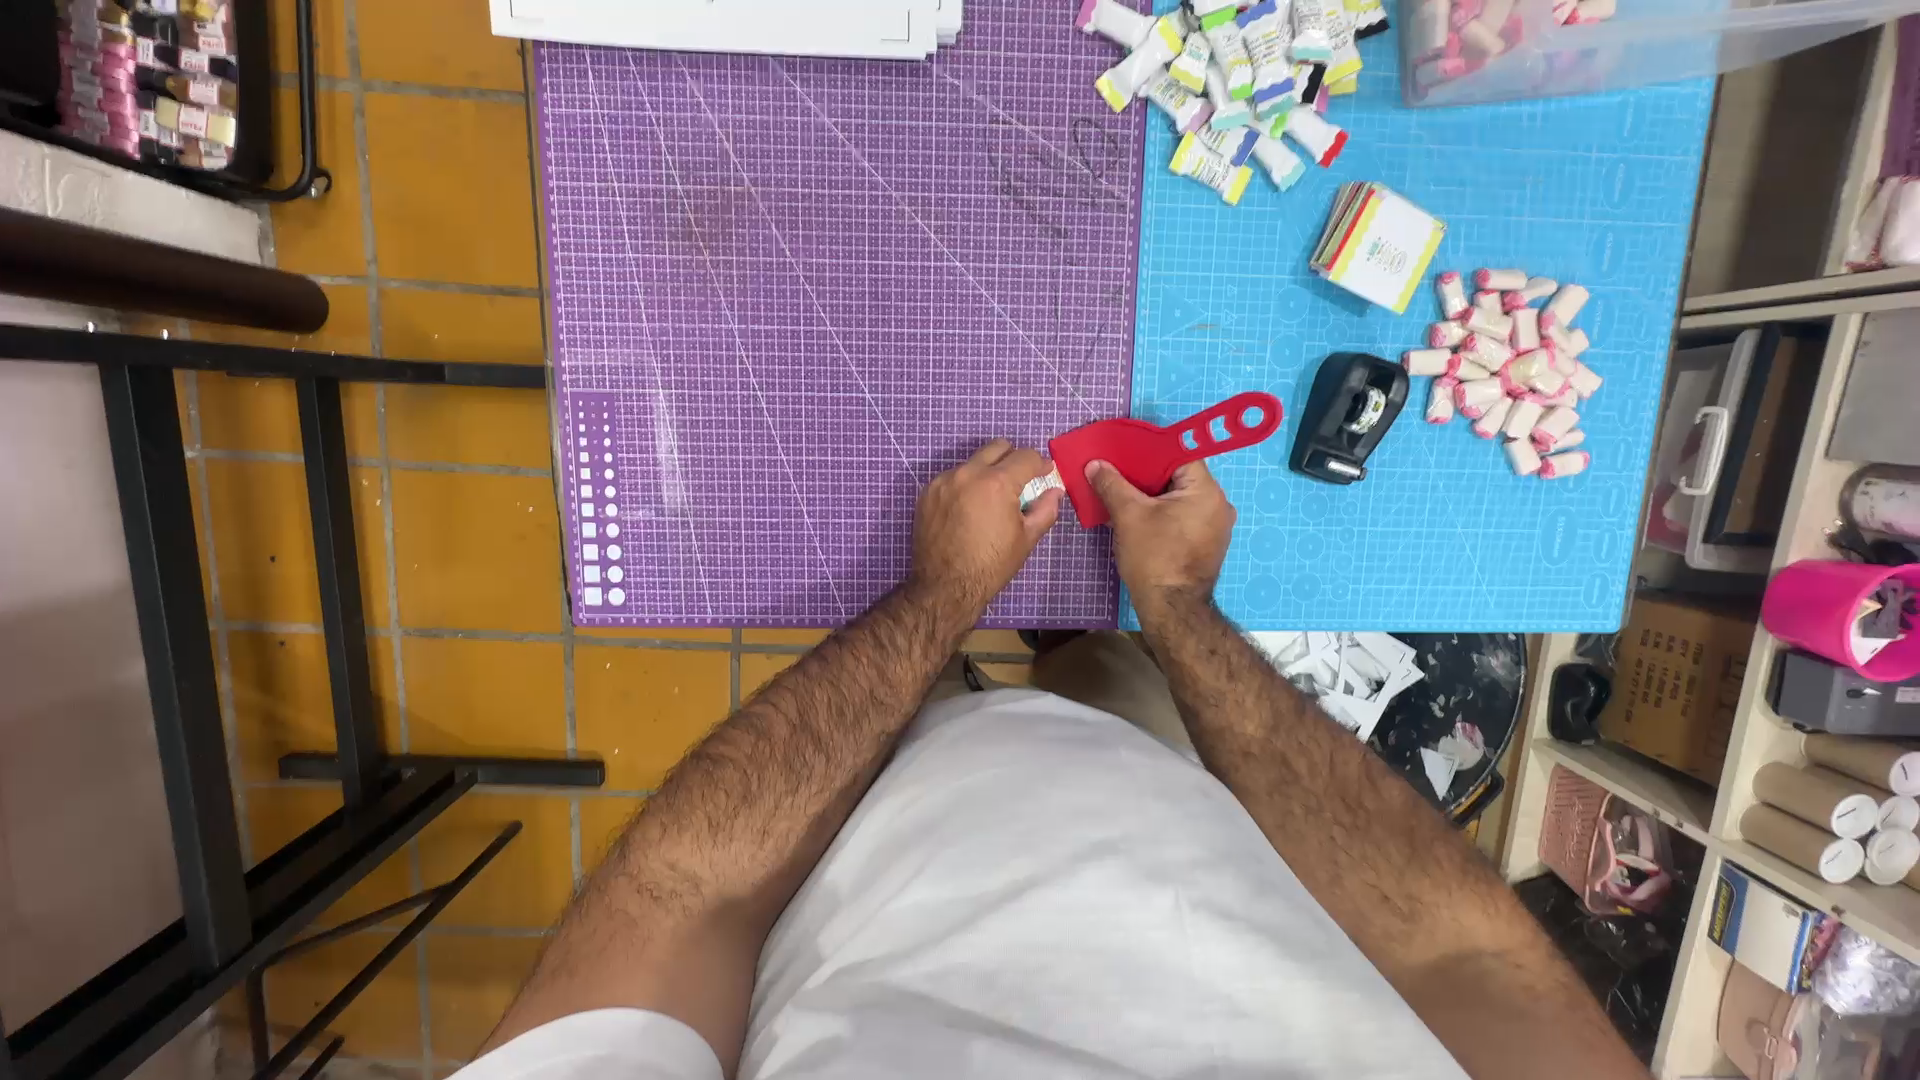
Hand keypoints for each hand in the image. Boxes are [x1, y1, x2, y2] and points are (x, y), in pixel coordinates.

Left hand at [907, 439, 1062, 623]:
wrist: (945, 586)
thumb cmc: (991, 565)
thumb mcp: (1026, 539)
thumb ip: (1045, 509)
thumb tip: (1054, 491)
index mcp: (997, 483)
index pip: (1026, 456)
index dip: (1040, 464)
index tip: (1044, 474)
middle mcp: (968, 473)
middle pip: (997, 447)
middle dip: (1013, 459)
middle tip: (1019, 480)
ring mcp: (944, 481)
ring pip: (973, 462)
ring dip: (987, 472)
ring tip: (990, 499)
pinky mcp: (927, 492)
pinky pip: (952, 477)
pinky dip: (965, 485)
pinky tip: (968, 508)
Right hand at [1084, 459, 1235, 611]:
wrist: (1170, 608)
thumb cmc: (1153, 556)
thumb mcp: (1128, 515)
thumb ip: (1112, 484)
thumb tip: (1095, 464)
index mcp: (1206, 491)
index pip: (1179, 455)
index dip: (1149, 451)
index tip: (1124, 453)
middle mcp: (1218, 505)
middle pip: (1179, 477)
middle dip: (1147, 475)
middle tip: (1118, 473)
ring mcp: (1215, 527)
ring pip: (1179, 499)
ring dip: (1153, 496)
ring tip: (1124, 494)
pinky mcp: (1206, 544)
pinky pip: (1183, 517)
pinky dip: (1162, 513)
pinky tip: (1139, 517)